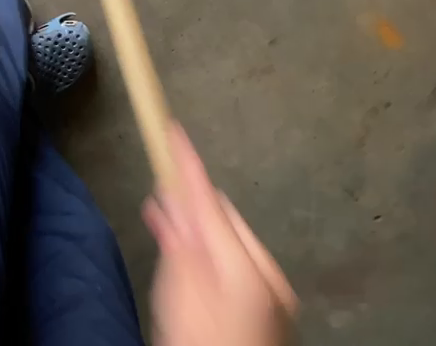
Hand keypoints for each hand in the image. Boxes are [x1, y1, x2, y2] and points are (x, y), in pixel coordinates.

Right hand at [144, 125, 297, 345]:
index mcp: (246, 267)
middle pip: (223, 217)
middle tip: (160, 197)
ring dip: (200, 228)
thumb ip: (178, 242)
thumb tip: (170, 197)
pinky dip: (214, 252)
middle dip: (192, 203)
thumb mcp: (178, 298)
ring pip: (230, 238)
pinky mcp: (272, 307)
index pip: (209, 199)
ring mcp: (274, 291)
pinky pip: (238, 261)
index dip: (188, 162)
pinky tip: (192, 258)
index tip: (172, 128)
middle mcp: (268, 271)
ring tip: (169, 227)